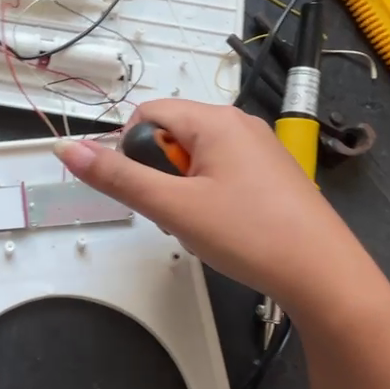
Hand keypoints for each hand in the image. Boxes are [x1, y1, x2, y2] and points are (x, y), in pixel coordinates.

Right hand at [54, 100, 370, 310]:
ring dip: (181, 190)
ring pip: (194, 158)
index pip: (146, 113)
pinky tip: (221, 228)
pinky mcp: (270, 174)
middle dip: (158, 175)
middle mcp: (239, 124)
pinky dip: (207, 197)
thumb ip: (118, 177)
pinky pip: (220, 172)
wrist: (323, 275)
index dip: (130, 150)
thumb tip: (67, 148)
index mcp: (215, 120)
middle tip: (173, 213)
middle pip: (170, 135)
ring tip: (199, 226)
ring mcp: (259, 149)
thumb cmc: (249, 235)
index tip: (142, 190)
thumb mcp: (173, 208)